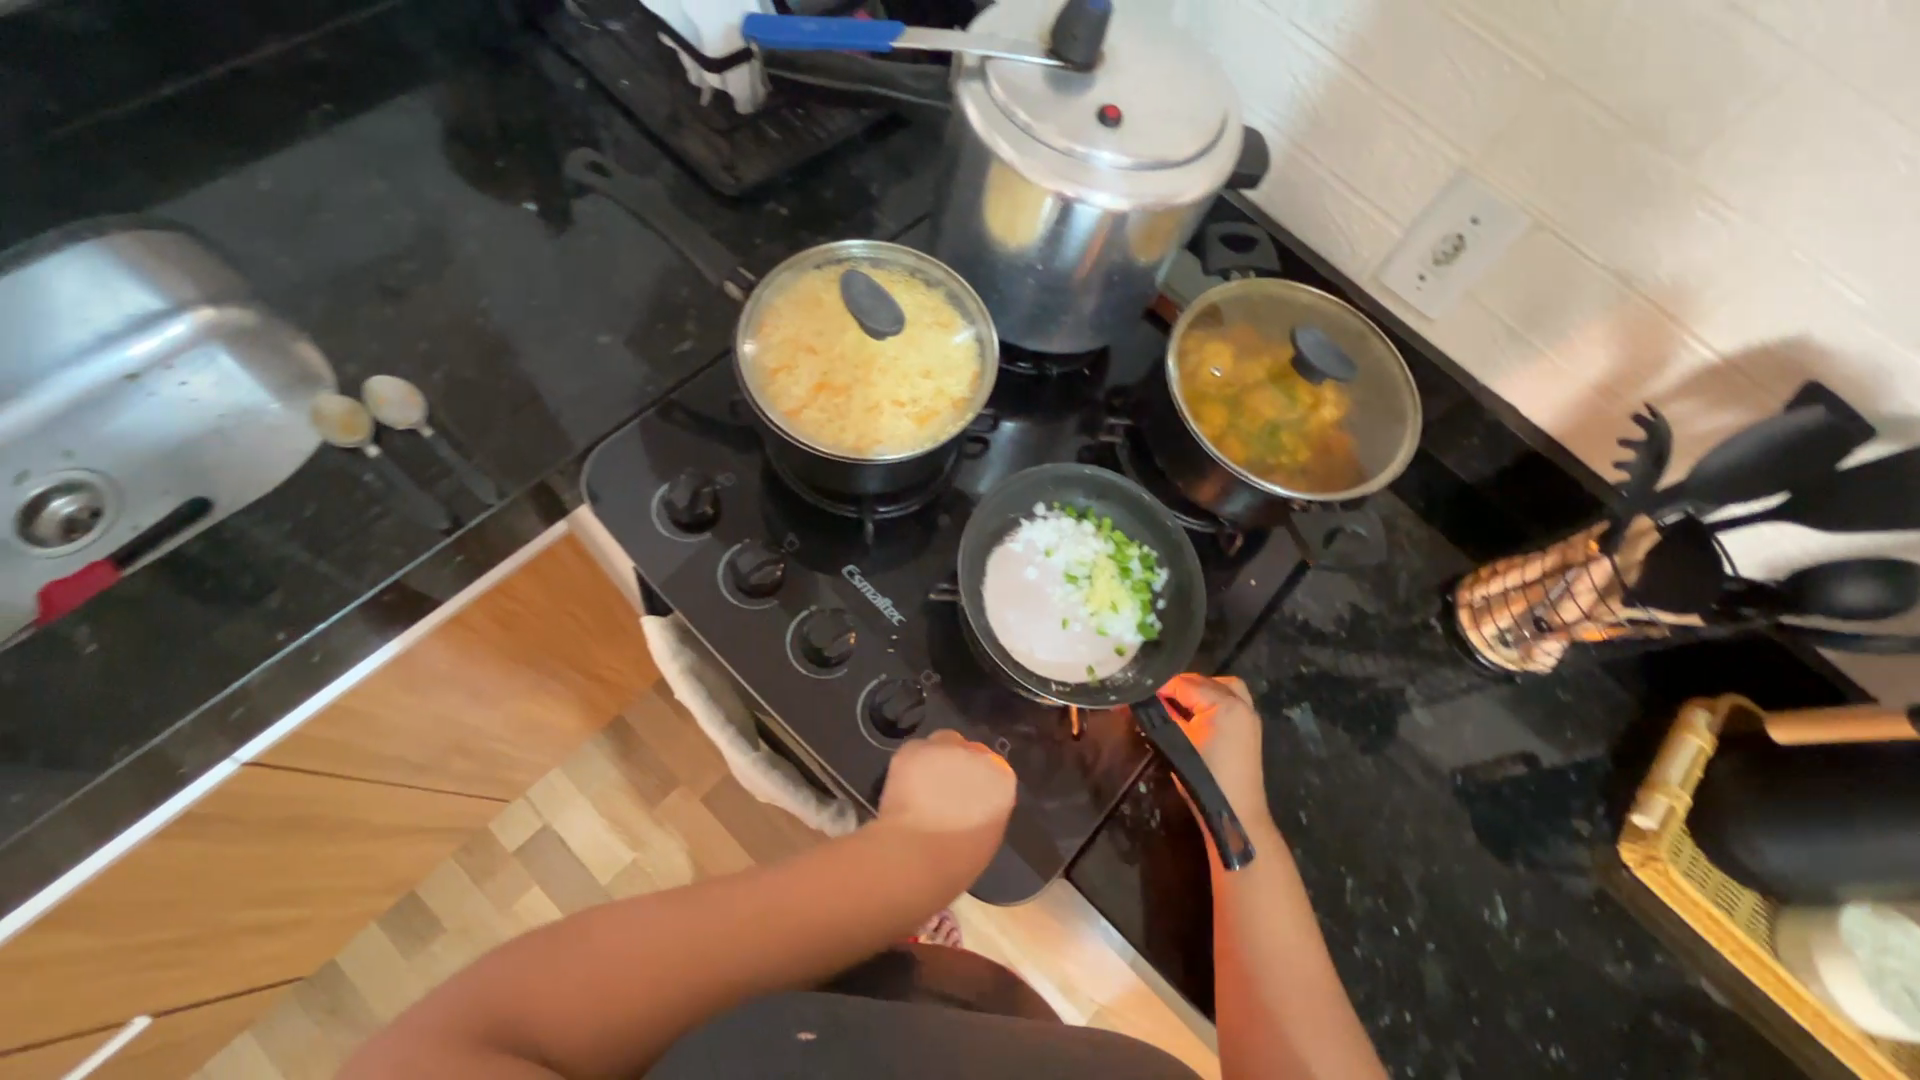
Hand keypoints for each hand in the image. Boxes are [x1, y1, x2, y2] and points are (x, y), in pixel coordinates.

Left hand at [878, 729, 1015, 847]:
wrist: (916, 855)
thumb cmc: (956, 860)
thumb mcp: (987, 835)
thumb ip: (986, 808)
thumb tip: (972, 803)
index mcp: (1002, 780)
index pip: (993, 767)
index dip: (977, 779)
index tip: (966, 795)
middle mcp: (977, 756)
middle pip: (968, 749)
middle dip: (957, 764)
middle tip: (942, 789)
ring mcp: (945, 748)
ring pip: (941, 742)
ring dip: (935, 758)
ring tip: (921, 784)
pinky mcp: (914, 749)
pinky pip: (915, 750)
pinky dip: (910, 764)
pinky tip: (904, 785)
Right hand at [1159, 674, 1271, 831]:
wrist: (1236, 811)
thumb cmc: (1204, 777)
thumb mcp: (1177, 742)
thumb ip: (1163, 714)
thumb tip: (1144, 699)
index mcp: (1225, 704)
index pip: (1186, 683)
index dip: (1161, 686)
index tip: (1139, 691)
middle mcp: (1241, 703)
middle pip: (1205, 681)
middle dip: (1180, 686)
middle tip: (1156, 697)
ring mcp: (1249, 715)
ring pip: (1223, 686)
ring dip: (1200, 689)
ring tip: (1178, 700)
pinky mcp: (1250, 727)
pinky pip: (1232, 700)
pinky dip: (1214, 698)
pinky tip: (1196, 712)